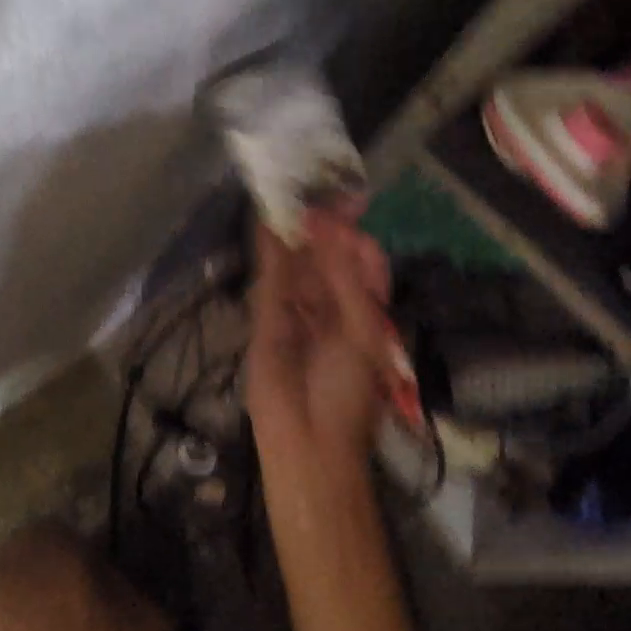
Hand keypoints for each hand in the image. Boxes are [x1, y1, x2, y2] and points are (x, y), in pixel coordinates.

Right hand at [244, 211, 392, 457]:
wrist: (308, 439)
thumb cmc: (348, 392)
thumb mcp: (362, 331)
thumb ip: (344, 278)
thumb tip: (330, 229)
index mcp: (364, 315)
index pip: (362, 264)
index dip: (354, 236)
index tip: (346, 204)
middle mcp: (330, 310)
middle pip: (326, 261)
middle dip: (321, 230)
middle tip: (311, 191)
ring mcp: (297, 314)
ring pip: (297, 267)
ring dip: (293, 236)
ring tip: (287, 197)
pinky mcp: (267, 322)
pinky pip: (270, 282)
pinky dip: (269, 254)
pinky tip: (266, 225)